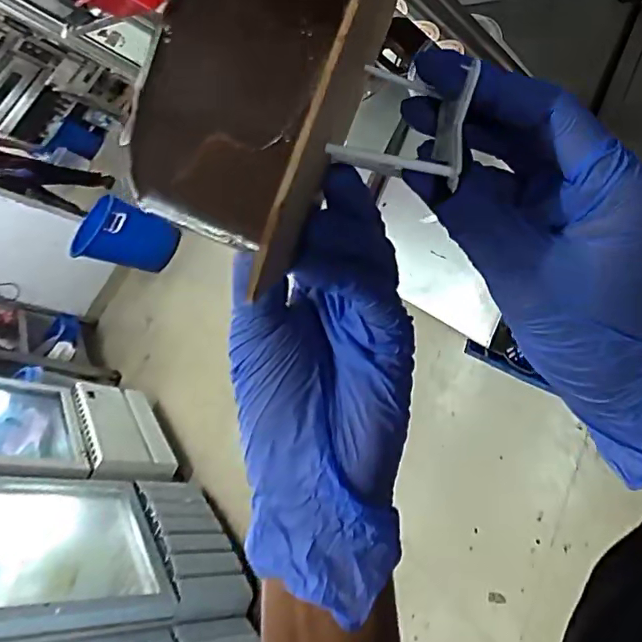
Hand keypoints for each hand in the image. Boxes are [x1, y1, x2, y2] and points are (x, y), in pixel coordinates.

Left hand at [230, 164, 413, 631]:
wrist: (312, 479)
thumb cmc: (278, 409)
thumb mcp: (256, 333)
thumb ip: (259, 278)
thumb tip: (252, 223)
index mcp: (317, 292)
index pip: (320, 234)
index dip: (311, 203)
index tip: (297, 164)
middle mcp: (349, 293)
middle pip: (350, 234)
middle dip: (336, 199)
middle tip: (319, 162)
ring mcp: (373, 310)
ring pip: (367, 251)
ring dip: (342, 224)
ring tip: (322, 191)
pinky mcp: (389, 332)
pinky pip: (369, 289)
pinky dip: (343, 270)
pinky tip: (316, 259)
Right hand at [400, 50, 641, 487]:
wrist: (617, 384)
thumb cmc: (585, 333)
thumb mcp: (521, 271)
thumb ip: (471, 214)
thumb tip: (421, 168)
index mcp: (609, 179)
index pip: (549, 110)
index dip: (493, 87)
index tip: (442, 72)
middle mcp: (594, 176)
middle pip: (530, 122)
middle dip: (473, 103)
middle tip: (419, 84)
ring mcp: (572, 195)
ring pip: (517, 148)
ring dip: (468, 133)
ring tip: (415, 116)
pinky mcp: (553, 216)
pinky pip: (510, 182)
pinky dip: (472, 173)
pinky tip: (430, 164)